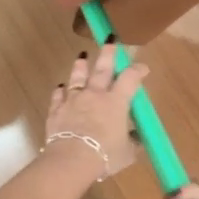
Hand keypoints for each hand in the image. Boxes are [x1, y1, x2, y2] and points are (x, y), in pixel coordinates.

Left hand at [43, 43, 147, 178]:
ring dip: (80, 66)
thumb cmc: (105, 155)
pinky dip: (59, 91)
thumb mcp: (127, 152)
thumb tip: (136, 138)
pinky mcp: (56, 109)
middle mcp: (95, 95)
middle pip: (102, 69)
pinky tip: (59, 87)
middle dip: (108, 53)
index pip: (130, 79)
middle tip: (110, 40)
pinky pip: (57, 96)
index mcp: (116, 102)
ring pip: (77, 78)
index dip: (137, 70)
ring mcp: (73, 100)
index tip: (142, 67)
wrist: (72, 159)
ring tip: (82, 56)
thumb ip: (132, 142)